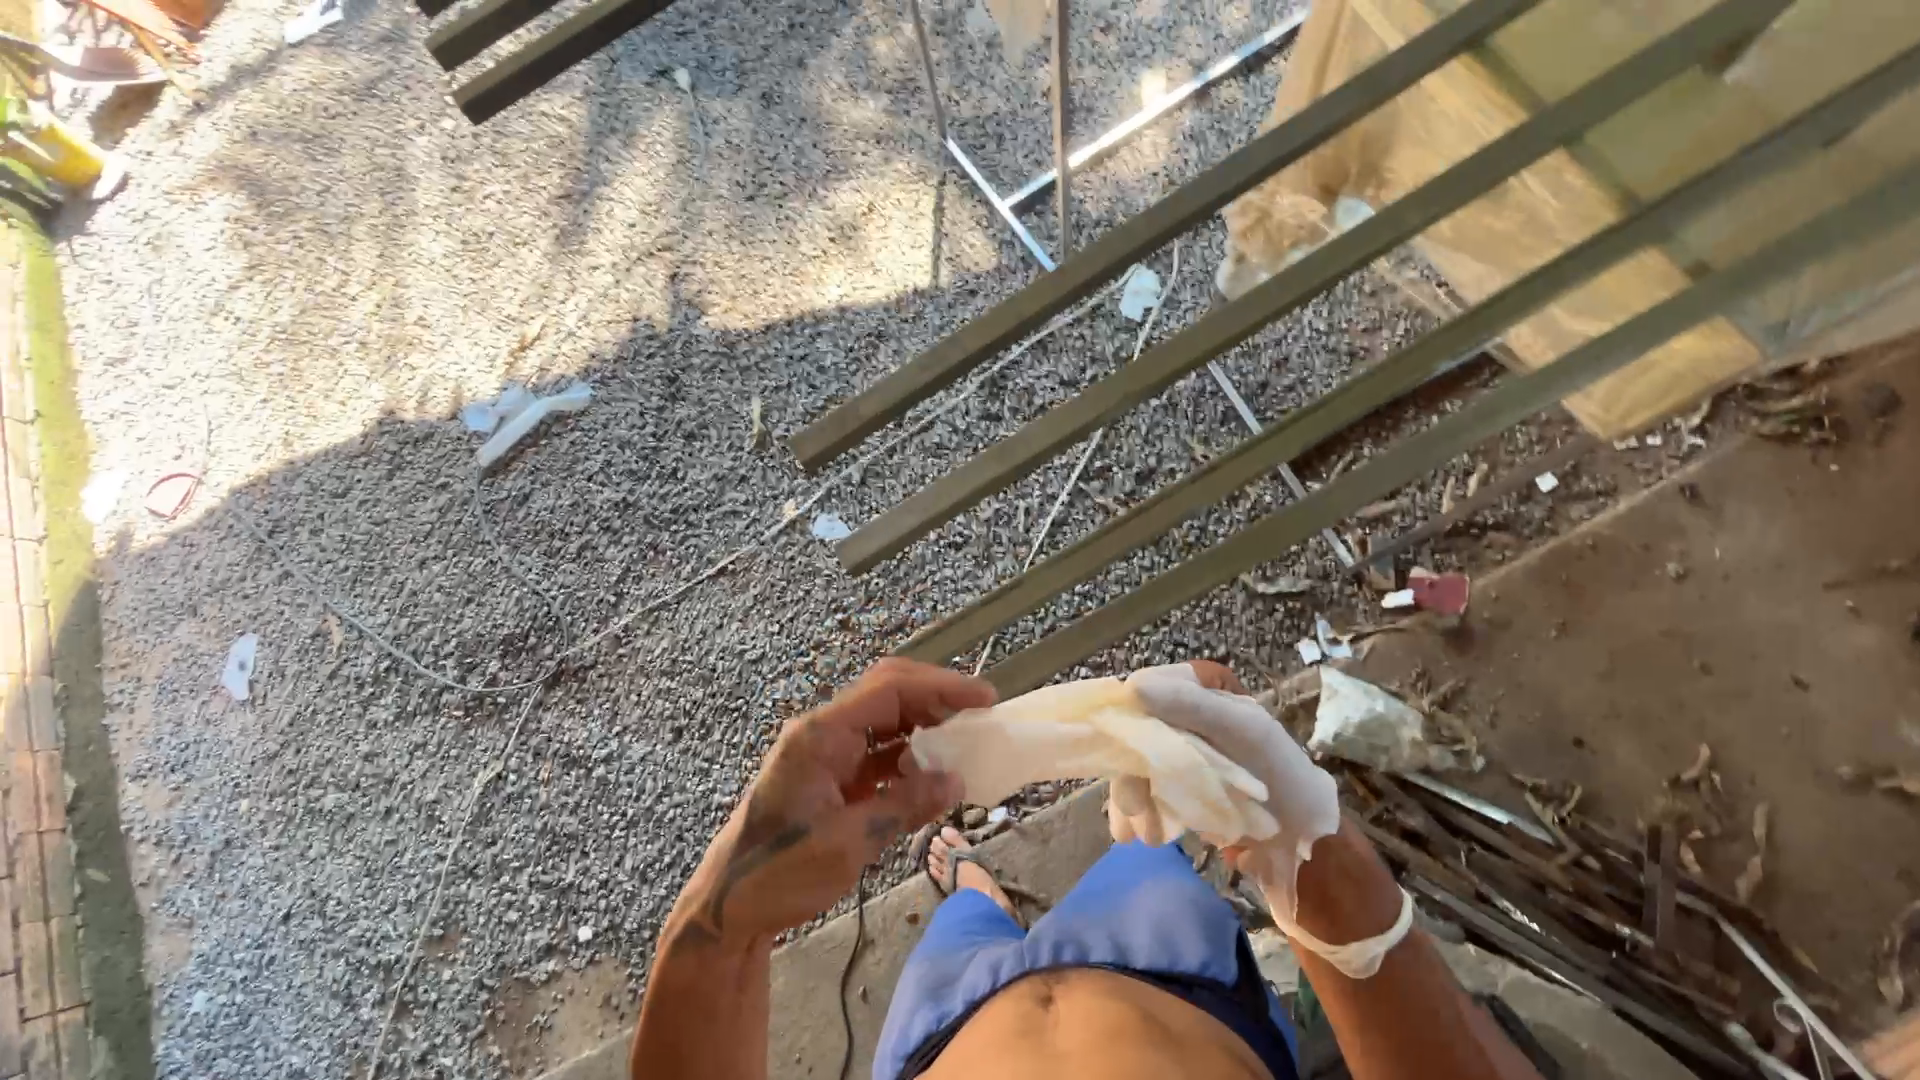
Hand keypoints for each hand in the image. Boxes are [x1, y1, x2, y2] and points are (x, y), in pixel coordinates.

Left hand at [667, 658, 993, 950]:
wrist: (729, 904)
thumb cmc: (780, 872)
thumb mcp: (849, 843)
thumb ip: (904, 806)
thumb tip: (956, 781)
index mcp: (822, 734)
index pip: (890, 689)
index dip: (942, 688)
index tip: (984, 699)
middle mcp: (824, 732)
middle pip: (888, 693)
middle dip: (936, 698)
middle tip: (980, 714)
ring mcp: (826, 753)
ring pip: (885, 721)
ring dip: (924, 726)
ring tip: (965, 741)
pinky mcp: (831, 776)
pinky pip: (877, 752)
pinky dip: (908, 756)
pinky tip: (932, 773)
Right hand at [1108, 661, 1340, 923]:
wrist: (1313, 850)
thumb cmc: (1283, 782)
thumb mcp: (1245, 734)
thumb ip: (1194, 706)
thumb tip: (1132, 686)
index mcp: (1208, 698)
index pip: (1151, 689)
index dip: (1129, 713)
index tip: (1116, 744)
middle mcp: (1192, 723)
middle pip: (1139, 733)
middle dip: (1130, 770)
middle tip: (1135, 808)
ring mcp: (1188, 760)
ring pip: (1139, 767)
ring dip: (1134, 799)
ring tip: (1145, 836)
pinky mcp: (1186, 794)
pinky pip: (1149, 795)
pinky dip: (1139, 815)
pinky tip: (1137, 836)